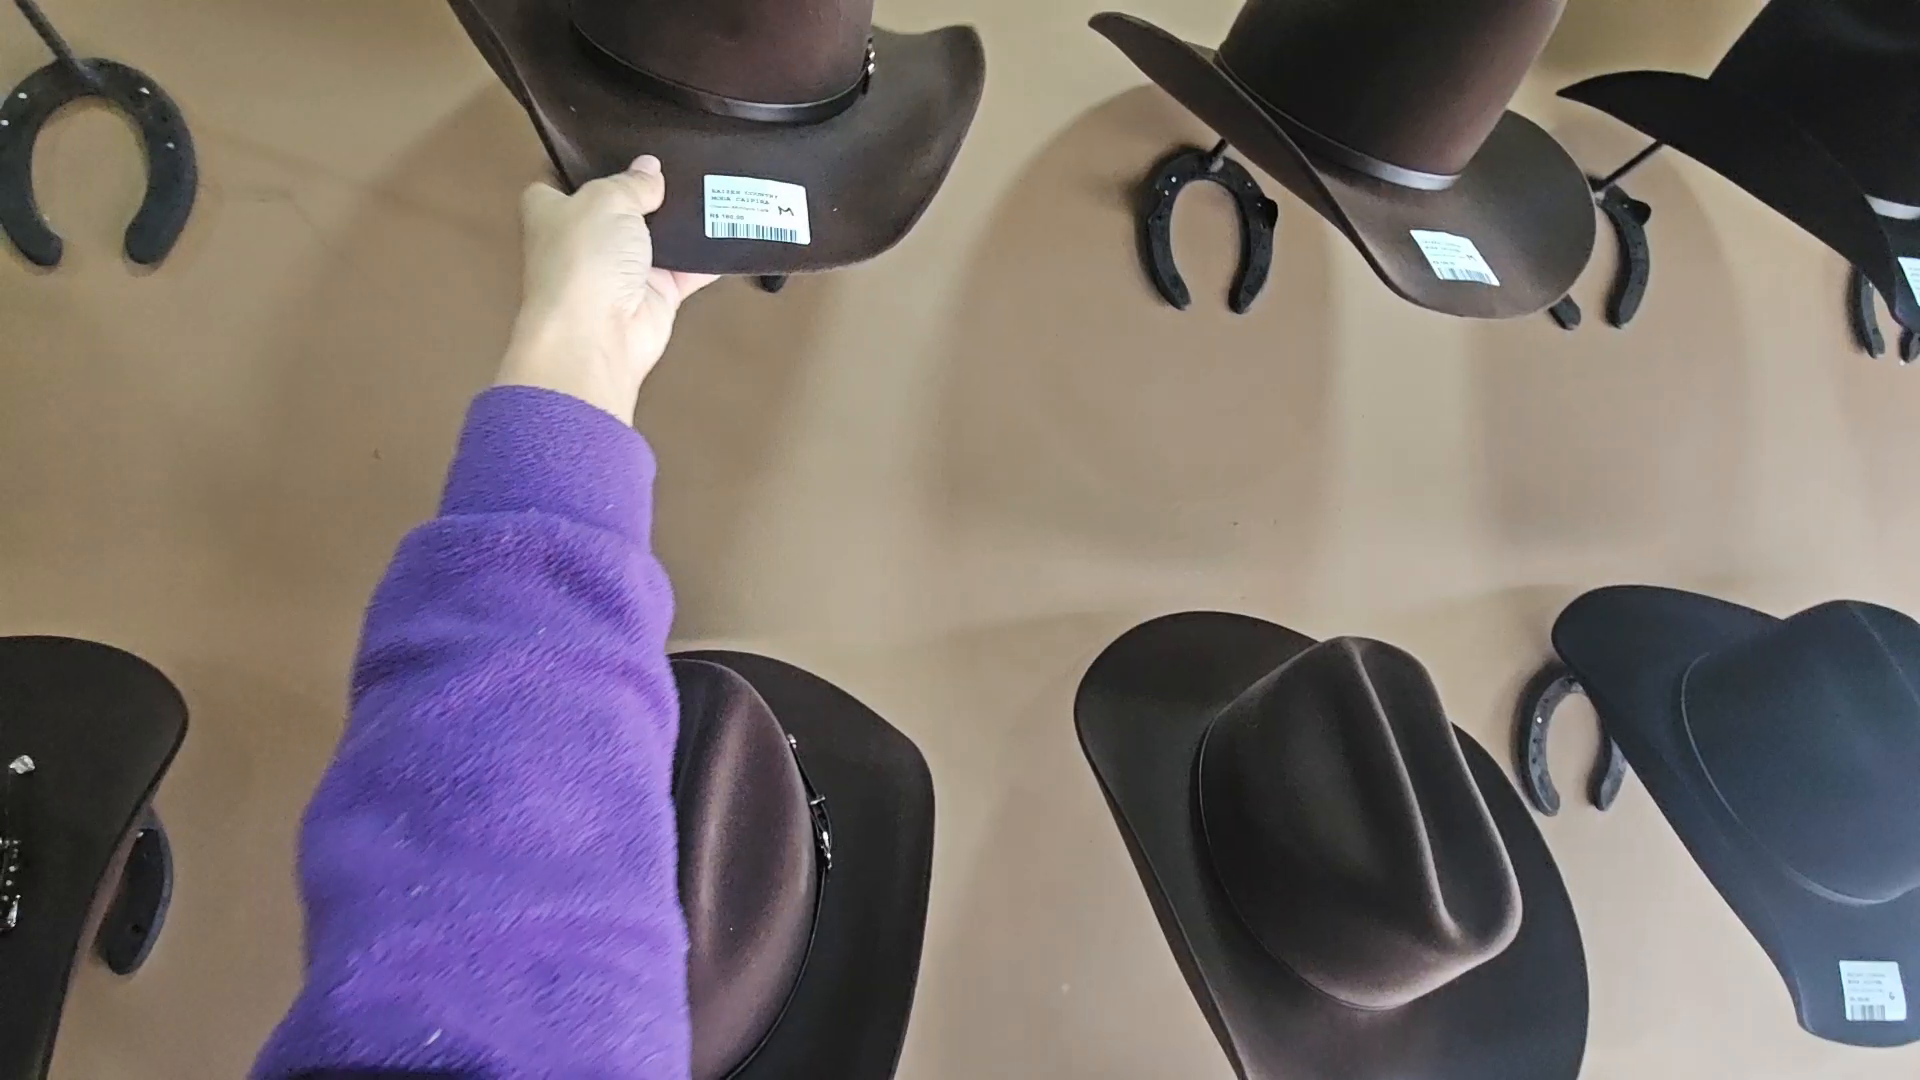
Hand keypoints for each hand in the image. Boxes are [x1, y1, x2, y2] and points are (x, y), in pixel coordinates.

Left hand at [497, 155, 718, 419]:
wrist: (600, 332)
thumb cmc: (584, 256)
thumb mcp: (606, 200)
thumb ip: (632, 182)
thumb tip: (650, 167)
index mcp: (552, 208)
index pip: (567, 174)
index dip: (593, 156)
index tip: (626, 137)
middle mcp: (586, 238)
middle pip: (621, 205)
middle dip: (649, 187)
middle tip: (683, 156)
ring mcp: (623, 269)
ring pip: (658, 237)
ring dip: (681, 220)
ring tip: (713, 183)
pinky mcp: (657, 295)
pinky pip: (688, 270)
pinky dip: (707, 258)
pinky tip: (730, 230)